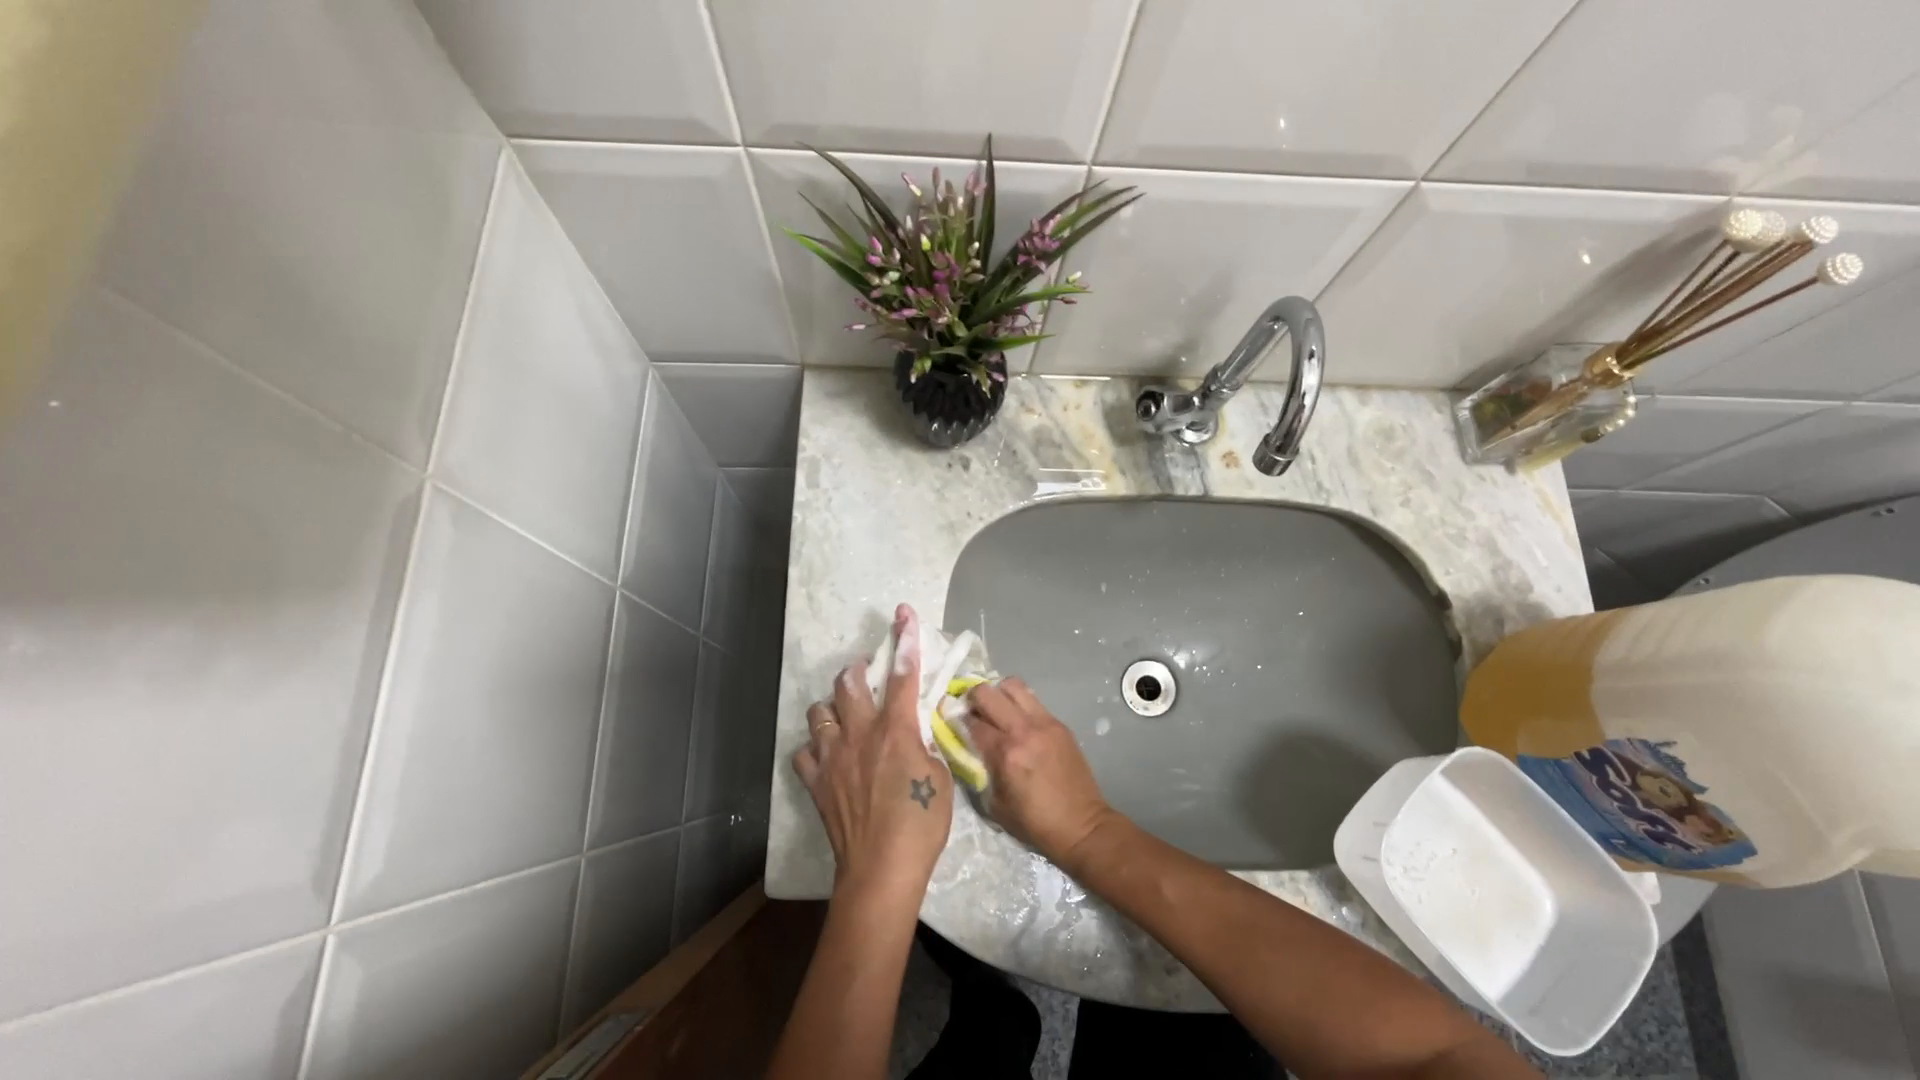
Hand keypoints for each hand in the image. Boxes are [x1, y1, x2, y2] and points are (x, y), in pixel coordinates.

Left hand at [794, 604, 952, 903]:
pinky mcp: (815, 781)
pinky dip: (816, 748)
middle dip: (858, 671)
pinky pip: (805, 751)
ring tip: (845, 718)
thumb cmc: (922, 824)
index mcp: (896, 729)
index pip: (904, 674)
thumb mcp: (942, 777)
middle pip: (849, 683)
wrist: (881, 868)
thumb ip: (928, 744)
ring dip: (833, 708)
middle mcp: (860, 733)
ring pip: (820, 712)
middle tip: (868, 677)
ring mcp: (832, 756)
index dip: (906, 640)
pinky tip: (827, 756)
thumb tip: (919, 729)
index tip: (903, 613)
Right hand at [968, 678, 1117, 865]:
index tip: (952, 722)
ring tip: (996, 711)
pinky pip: (1032, 701)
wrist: (1082, 825)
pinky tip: (1018, 724)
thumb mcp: (994, 804)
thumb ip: (979, 771)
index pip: (972, 722)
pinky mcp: (1060, 724)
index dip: (957, 720)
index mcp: (1006, 753)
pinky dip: (1019, 705)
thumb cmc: (1034, 823)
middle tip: (972, 711)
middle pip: (988, 693)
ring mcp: (1045, 723)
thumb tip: (968, 749)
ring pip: (1013, 686)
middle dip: (973, 699)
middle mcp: (1024, 730)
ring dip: (998, 694)